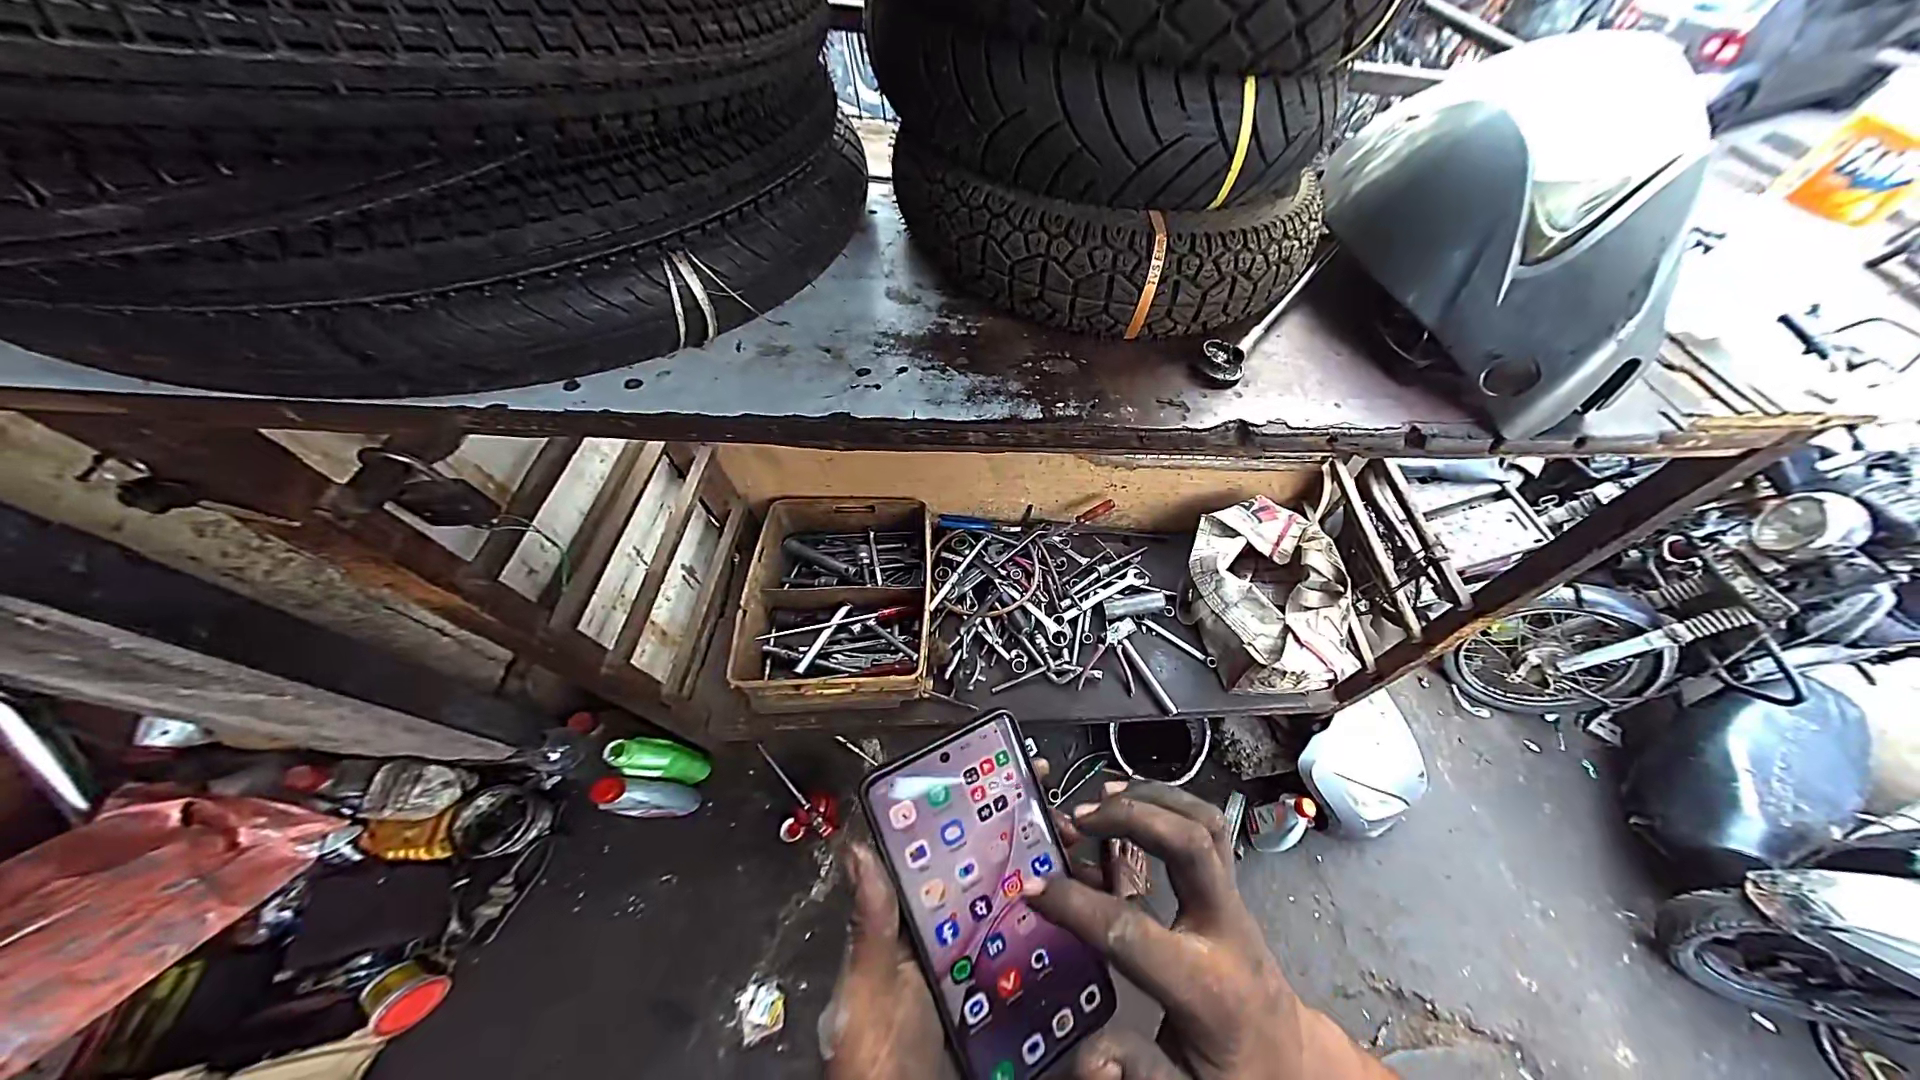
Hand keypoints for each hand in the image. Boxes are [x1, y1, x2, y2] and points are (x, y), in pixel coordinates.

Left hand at [823, 756, 1067, 1079]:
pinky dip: (1063, 930)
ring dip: (1048, 873)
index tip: (999, 772)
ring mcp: (980, 959)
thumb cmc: (872, 1056)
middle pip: (989, 867)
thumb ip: (867, 925)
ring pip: (1018, 901)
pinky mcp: (1006, 994)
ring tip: (1076, 846)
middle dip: (1022, 831)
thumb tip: (857, 848)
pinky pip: (1038, 955)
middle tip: (1053, 806)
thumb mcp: (866, 989)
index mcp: (911, 914)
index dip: (969, 805)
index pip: (942, 846)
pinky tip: (1087, 910)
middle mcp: (948, 927)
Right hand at [1026, 780, 1394, 1079]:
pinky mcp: (1230, 888)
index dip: (1076, 905)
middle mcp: (1226, 928)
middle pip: (1192, 844)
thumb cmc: (1238, 1077)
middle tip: (1079, 819)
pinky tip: (1130, 801)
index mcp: (1208, 987)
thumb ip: (1139, 1069)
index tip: (1033, 889)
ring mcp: (1234, 900)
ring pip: (1207, 822)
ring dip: (1152, 797)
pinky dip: (1167, 802)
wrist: (1295, 1063)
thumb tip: (1087, 1060)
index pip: (1132, 931)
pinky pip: (1208, 827)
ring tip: (1102, 796)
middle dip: (1130, 818)